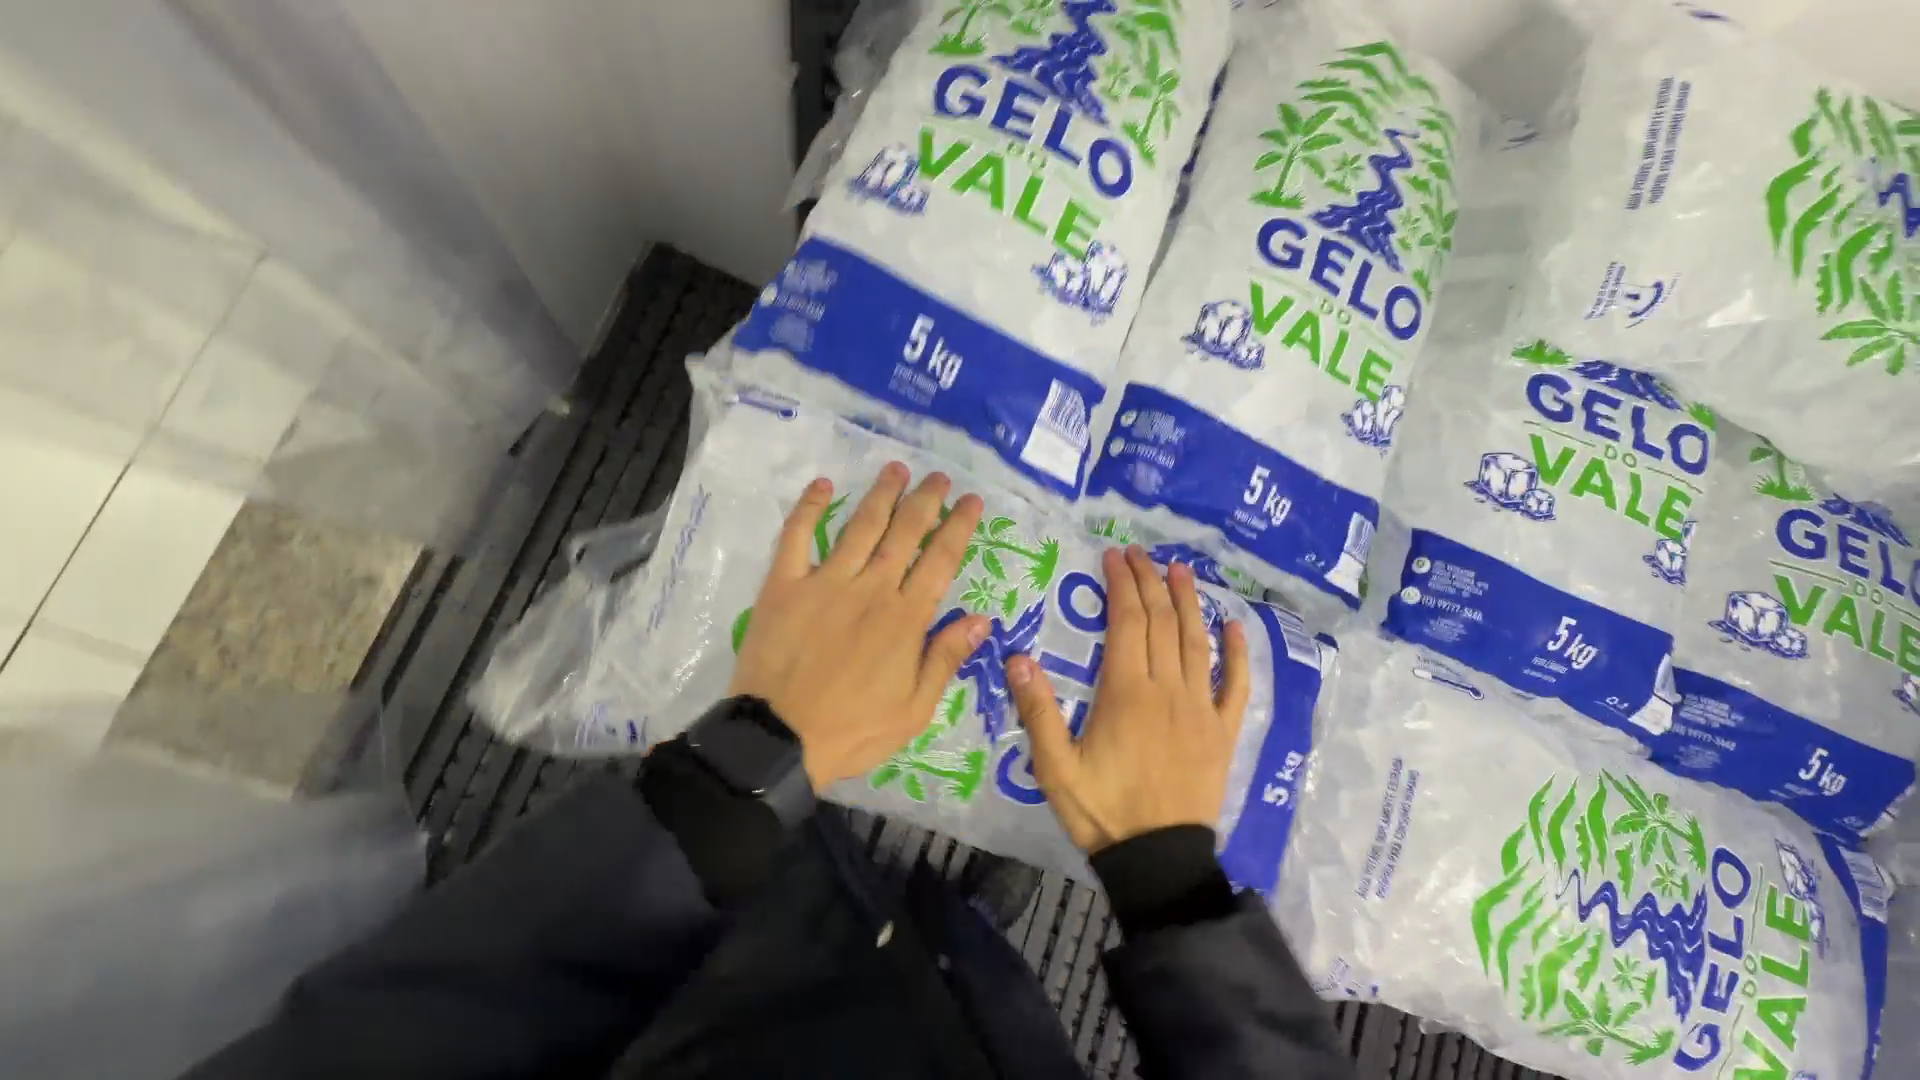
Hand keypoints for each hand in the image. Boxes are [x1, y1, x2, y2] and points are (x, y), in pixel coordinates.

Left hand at [728, 463, 988, 790]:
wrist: (778, 739)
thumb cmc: (853, 730)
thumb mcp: (914, 709)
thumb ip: (945, 658)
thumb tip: (980, 618)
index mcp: (905, 617)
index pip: (940, 560)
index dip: (958, 526)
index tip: (971, 501)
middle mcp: (870, 588)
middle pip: (904, 532)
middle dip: (925, 500)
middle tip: (938, 476)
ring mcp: (825, 581)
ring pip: (860, 525)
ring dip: (881, 494)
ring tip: (896, 469)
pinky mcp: (784, 585)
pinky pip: (796, 536)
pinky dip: (809, 508)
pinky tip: (822, 485)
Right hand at [1007, 546, 1250, 853]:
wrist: (1158, 860)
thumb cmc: (1102, 813)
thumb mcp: (1056, 768)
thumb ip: (1038, 712)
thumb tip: (1019, 658)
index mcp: (1126, 693)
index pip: (1126, 622)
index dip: (1121, 585)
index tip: (1113, 557)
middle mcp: (1167, 689)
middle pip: (1160, 622)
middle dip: (1149, 582)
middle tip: (1139, 553)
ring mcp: (1200, 709)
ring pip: (1196, 642)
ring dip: (1189, 602)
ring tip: (1180, 570)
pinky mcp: (1222, 732)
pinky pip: (1235, 685)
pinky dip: (1237, 654)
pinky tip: (1235, 626)